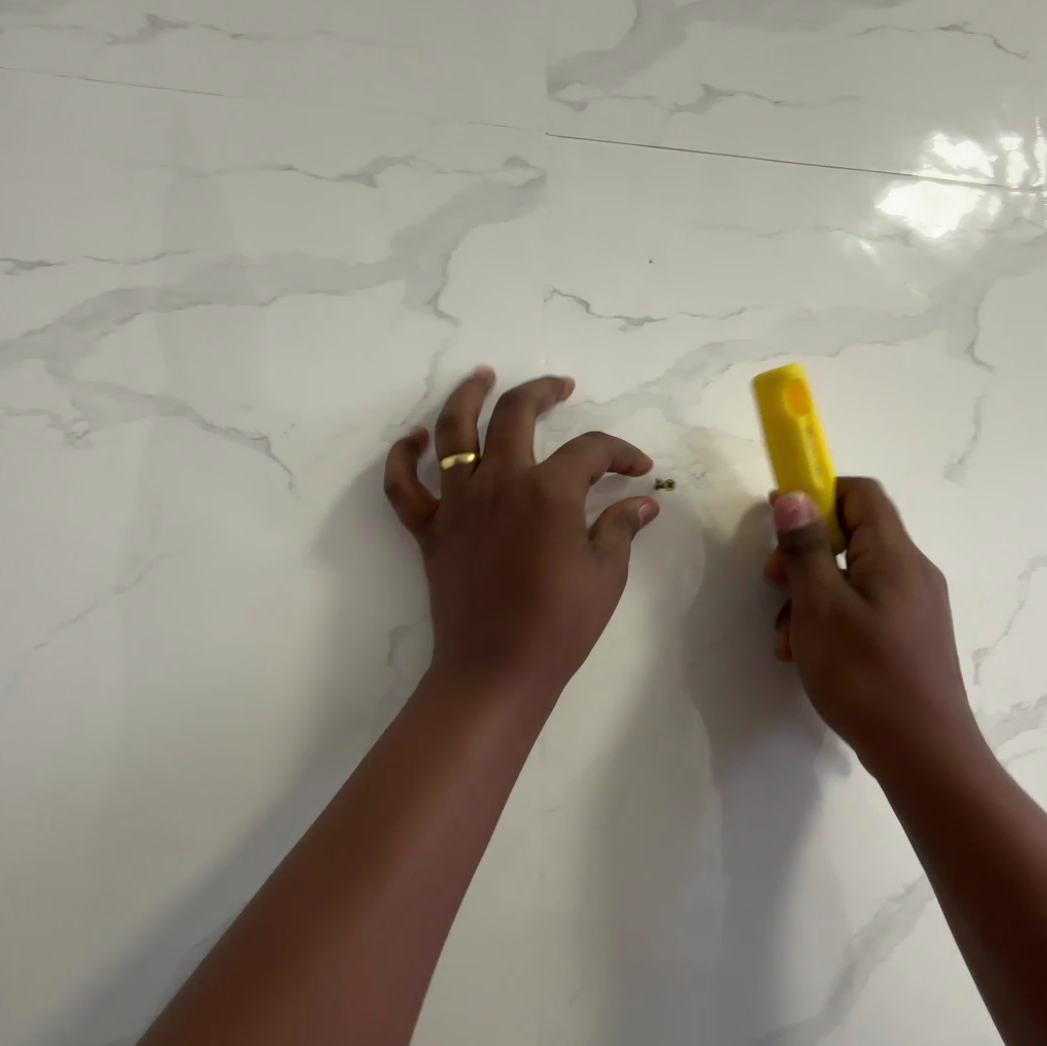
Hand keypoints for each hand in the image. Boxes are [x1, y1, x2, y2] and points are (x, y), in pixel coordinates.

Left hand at [385, 368, 658, 701]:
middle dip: (542, 391)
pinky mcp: (429, 529)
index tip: (638, 468)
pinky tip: (416, 439)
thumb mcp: (604, 576)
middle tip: (560, 387)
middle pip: (515, 413)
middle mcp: (499, 483)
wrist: (496, 669)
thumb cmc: (559, 626)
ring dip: (468, 396)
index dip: (620, 452)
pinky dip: (403, 457)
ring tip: (482, 376)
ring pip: (452, 431)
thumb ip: (620, 528)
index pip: (590, 450)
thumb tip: (643, 502)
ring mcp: (458, 503)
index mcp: (548, 492)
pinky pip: (403, 485)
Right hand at [765, 479, 983, 773]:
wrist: (922, 752)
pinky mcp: (909, 636)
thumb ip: (805, 548)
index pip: (861, 494)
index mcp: (894, 556)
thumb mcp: (820, 605)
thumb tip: (794, 496)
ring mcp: (913, 606)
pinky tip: (809, 654)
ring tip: (788, 637)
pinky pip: (862, 608)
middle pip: (852, 536)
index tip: (777, 518)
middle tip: (773, 583)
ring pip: (851, 577)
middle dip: (804, 553)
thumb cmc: (864, 673)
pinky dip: (830, 618)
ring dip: (810, 595)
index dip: (817, 493)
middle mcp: (911, 572)